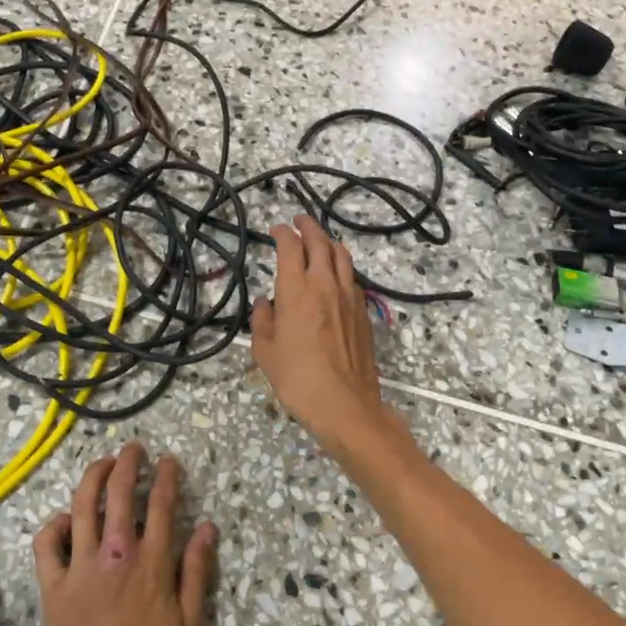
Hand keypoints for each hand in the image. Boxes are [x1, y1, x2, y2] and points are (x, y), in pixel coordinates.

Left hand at [35, 442, 216, 625]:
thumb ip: (197, 573)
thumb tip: (208, 527)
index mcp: (152, 563)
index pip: (162, 503)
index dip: (167, 475)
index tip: (169, 461)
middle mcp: (114, 554)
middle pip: (119, 492)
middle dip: (128, 462)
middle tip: (134, 449)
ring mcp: (79, 567)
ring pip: (81, 505)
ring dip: (93, 476)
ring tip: (103, 463)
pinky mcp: (52, 586)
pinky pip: (46, 544)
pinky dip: (53, 524)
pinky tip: (65, 518)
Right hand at [250, 214, 405, 457]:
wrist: (345, 405)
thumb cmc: (298, 380)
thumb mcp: (266, 353)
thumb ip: (262, 322)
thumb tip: (265, 304)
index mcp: (296, 291)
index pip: (290, 247)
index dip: (282, 233)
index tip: (276, 228)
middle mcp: (324, 285)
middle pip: (320, 242)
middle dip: (308, 227)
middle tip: (299, 220)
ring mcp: (348, 297)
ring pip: (341, 256)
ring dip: (328, 242)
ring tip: (320, 239)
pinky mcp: (363, 312)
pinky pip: (351, 277)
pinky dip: (341, 266)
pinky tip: (335, 274)